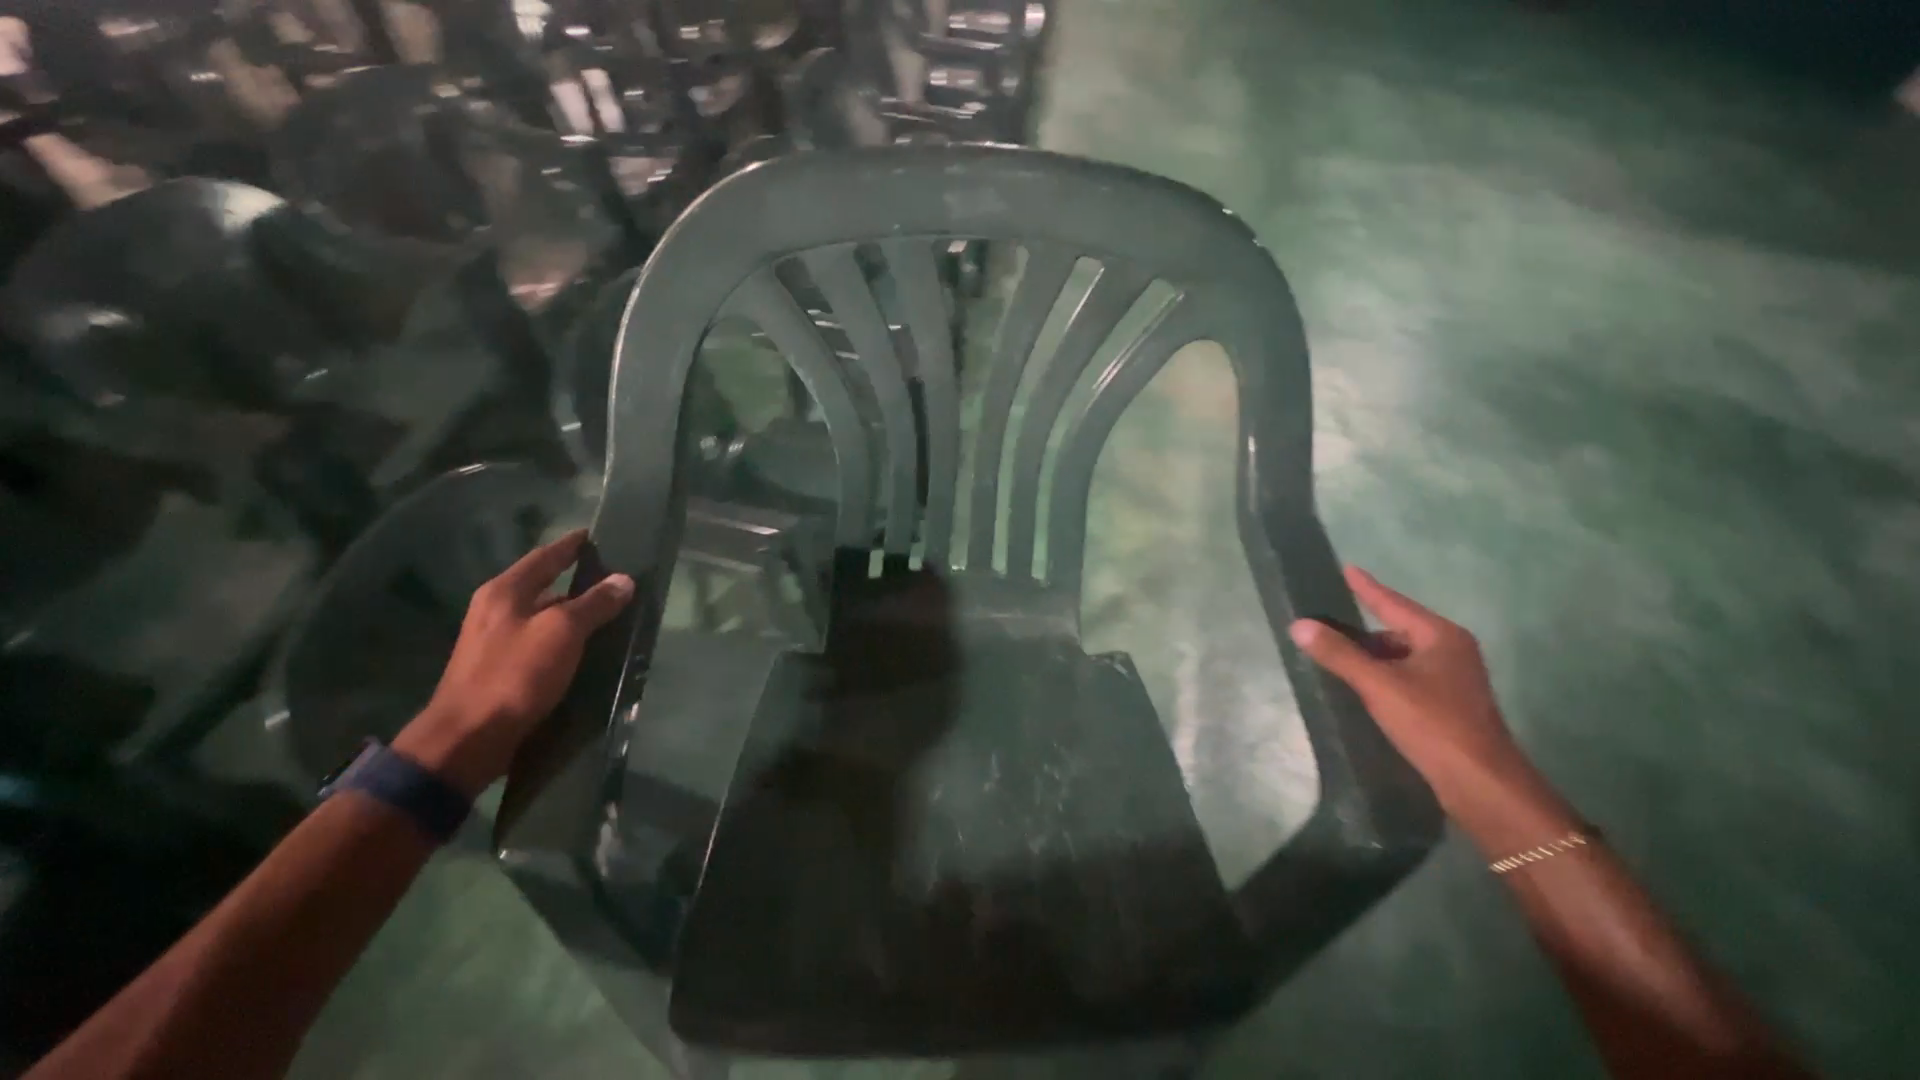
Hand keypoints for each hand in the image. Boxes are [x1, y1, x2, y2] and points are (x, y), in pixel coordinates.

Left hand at [393, 529, 633, 795]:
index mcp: (504, 592)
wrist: (468, 738)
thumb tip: (624, 580)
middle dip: (573, 582)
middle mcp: (493, 611)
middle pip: (540, 586)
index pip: (544, 557)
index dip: (570, 546)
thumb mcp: (562, 633)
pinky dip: (560, 641)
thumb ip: (594, 604)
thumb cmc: (514, 675)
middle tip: (610, 580)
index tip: (593, 536)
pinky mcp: (497, 672)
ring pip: (539, 617)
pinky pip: (536, 644)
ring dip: (568, 614)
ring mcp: (492, 643)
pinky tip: (581, 652)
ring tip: (604, 616)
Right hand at [1289, 566, 1577, 852]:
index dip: (1367, 588)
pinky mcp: (1450, 706)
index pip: (1394, 603)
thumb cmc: (1433, 724)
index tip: (1347, 569)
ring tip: (1337, 658)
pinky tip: (1363, 690)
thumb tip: (1300, 625)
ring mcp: (1454, 680)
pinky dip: (1384, 678)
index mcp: (1441, 636)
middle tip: (1327, 625)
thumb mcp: (1379, 686)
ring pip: (1403, 657)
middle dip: (1363, 630)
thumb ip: (1339, 654)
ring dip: (1373, 658)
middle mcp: (1452, 651)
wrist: (1481, 783)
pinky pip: (1409, 679)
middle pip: (1398, 630)